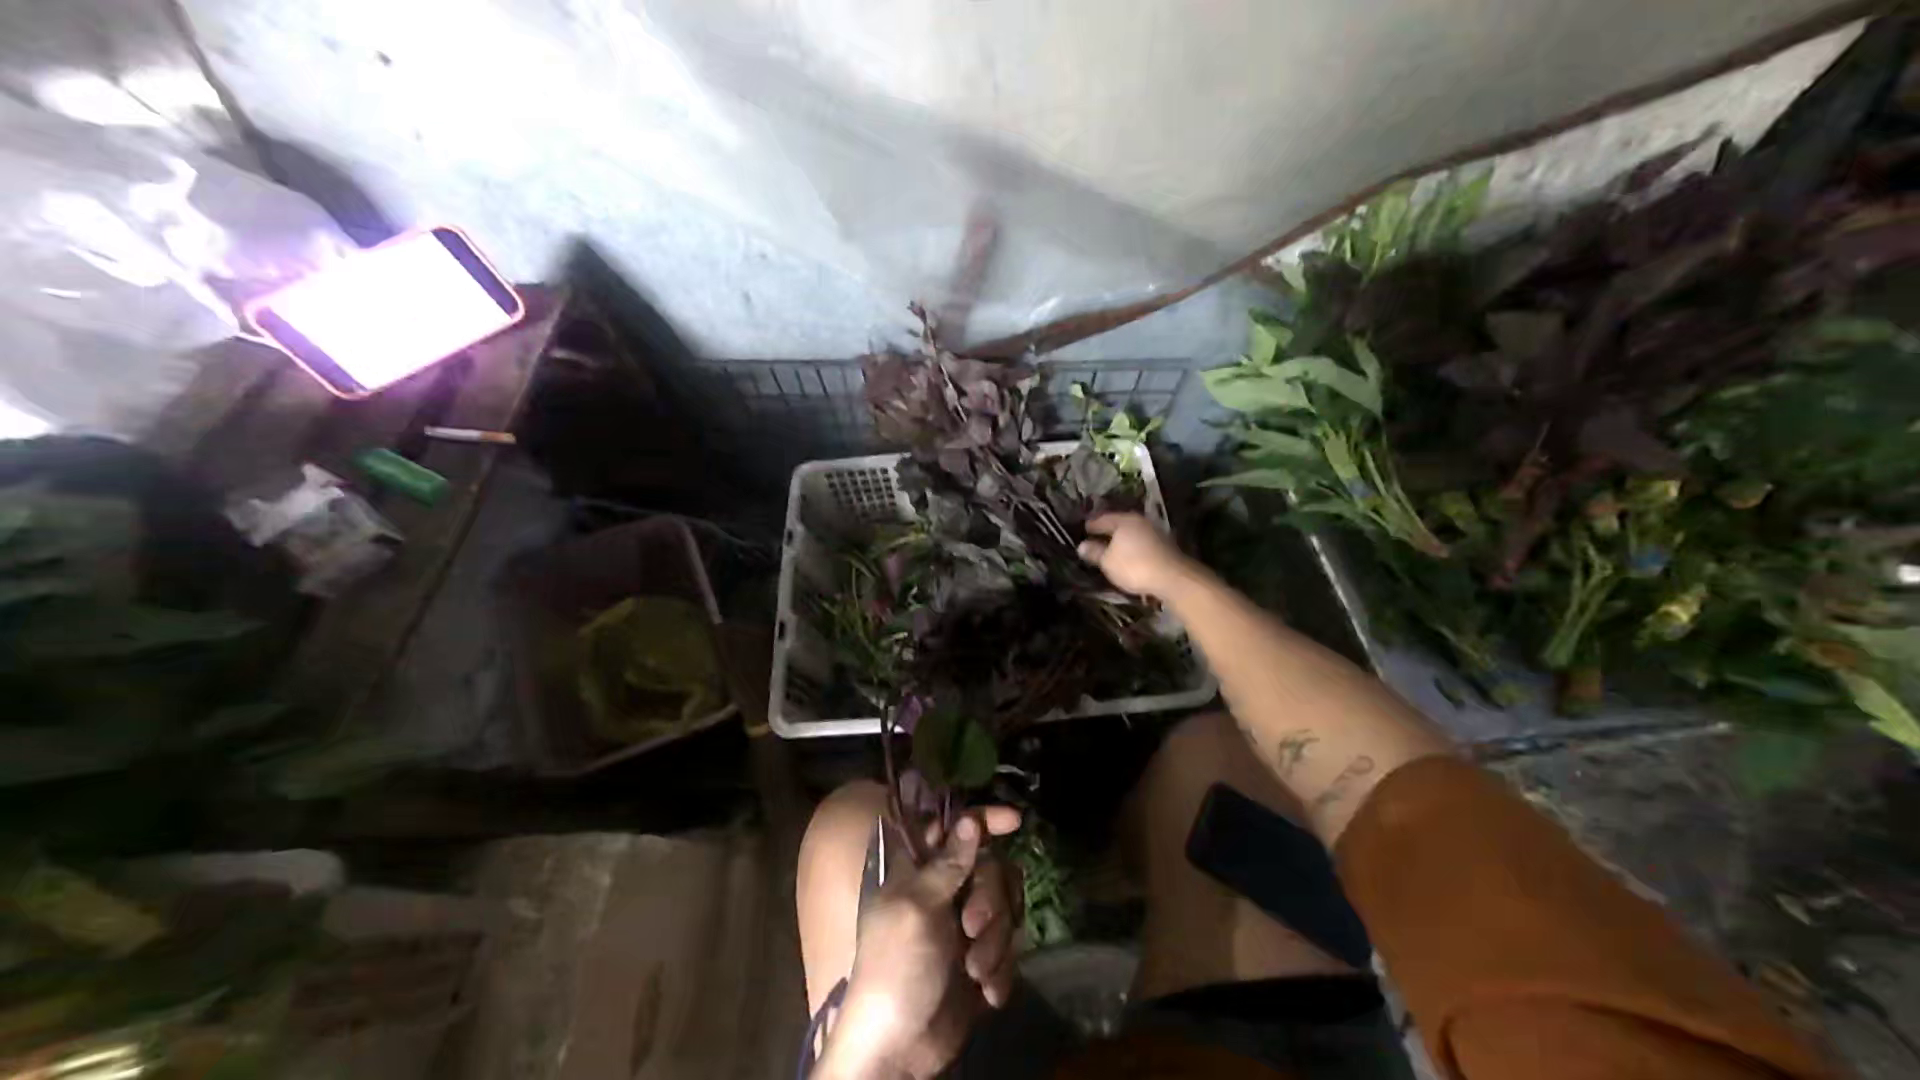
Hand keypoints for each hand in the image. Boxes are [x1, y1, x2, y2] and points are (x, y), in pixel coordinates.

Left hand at [822, 807, 1021, 1079]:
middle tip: (971, 927)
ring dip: (995, 942)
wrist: (900, 1049)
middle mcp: (945, 890)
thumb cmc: (897, 968)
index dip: (983, 819)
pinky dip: (1000, 969)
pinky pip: (1010, 947)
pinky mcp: (981, 958)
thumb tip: (970, 820)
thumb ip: (947, 864)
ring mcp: (964, 926)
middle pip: (991, 868)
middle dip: (990, 899)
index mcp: (919, 871)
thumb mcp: (918, 910)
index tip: (1015, 820)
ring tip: (974, 971)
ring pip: (1005, 907)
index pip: (954, 827)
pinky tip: (985, 992)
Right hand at [1077, 513, 1197, 599]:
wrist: (1173, 578)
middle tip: (1096, 536)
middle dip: (1108, 530)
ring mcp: (1155, 531)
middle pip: (1120, 523)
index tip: (1083, 529)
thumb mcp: (1107, 562)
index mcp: (1124, 520)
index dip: (1092, 525)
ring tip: (1112, 547)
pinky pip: (1142, 541)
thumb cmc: (1134, 566)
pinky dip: (1133, 546)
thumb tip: (1082, 545)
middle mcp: (1140, 521)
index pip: (1102, 519)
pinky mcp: (1165, 544)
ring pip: (1133, 532)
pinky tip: (1130, 554)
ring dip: (1122, 539)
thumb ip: (1094, 552)